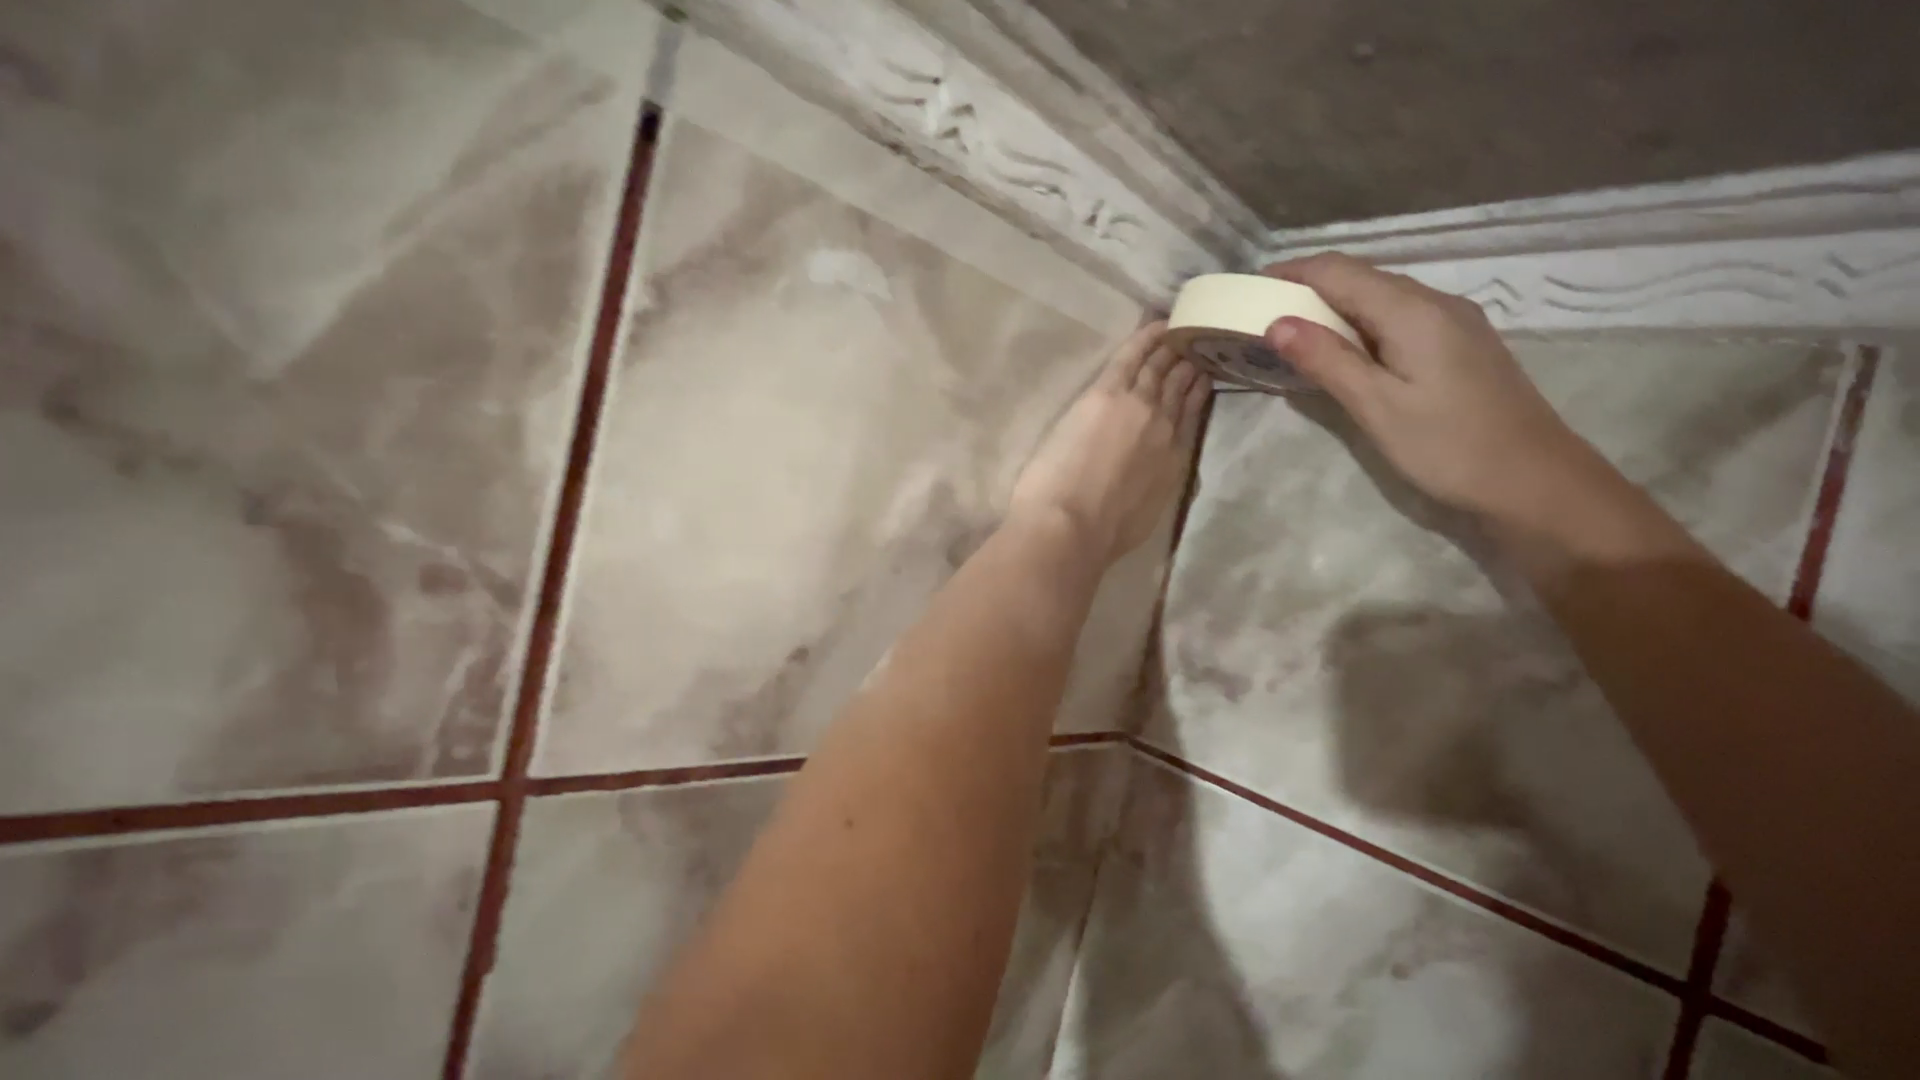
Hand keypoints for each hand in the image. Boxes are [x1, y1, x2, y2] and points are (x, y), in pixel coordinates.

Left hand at [1008, 320, 1208, 565]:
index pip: (1190, 417)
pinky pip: (1132, 356)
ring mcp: (1138, 405)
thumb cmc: (1102, 534)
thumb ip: (1158, 485)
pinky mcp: (1106, 394)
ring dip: (1172, 347)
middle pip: (1179, 387)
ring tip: (1181, 329)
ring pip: (1160, 367)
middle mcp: (1165, 427)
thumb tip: (1158, 473)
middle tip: (1196, 342)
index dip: (1197, 394)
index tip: (1204, 377)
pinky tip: (1159, 323)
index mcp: (1173, 460)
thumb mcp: (1148, 513)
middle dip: (1188, 363)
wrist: (1071, 527)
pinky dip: (1148, 338)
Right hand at [1261, 253, 1599, 522]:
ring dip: (1336, 309)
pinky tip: (1346, 354)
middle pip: (1362, 278)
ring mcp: (1456, 322)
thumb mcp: (1377, 407)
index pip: (1339, 271)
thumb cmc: (1449, 447)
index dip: (1292, 273)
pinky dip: (1363, 326)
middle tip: (1264, 315)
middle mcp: (1437, 302)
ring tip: (1294, 335)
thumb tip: (1277, 322)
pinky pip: (1401, 319)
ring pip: (1383, 298)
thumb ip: (1327, 360)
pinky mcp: (1463, 346)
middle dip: (1310, 289)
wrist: (1536, 482)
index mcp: (1413, 311)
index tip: (1250, 288)